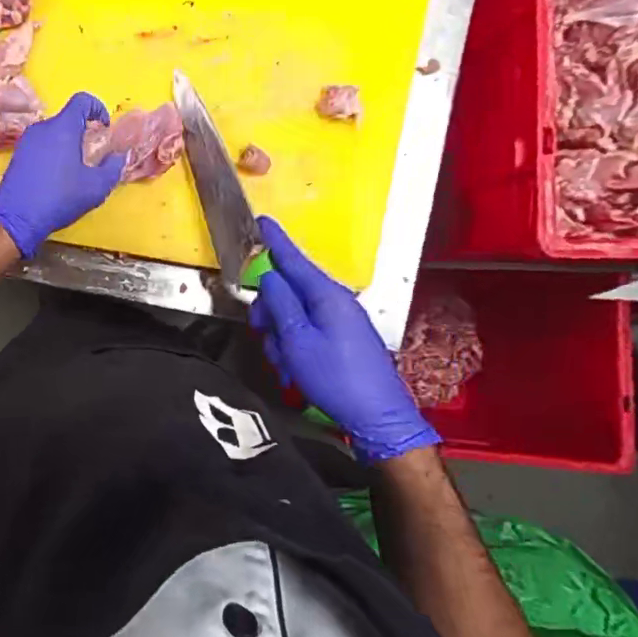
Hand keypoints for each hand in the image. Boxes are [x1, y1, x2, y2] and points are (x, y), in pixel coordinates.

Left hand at [0, 92, 126, 258]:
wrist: (16, 219)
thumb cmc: (59, 199)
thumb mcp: (96, 187)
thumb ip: (113, 168)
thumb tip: (119, 156)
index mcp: (62, 128)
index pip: (82, 100)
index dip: (98, 108)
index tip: (103, 127)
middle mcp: (41, 128)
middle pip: (67, 118)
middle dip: (82, 131)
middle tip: (91, 154)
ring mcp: (25, 142)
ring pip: (52, 133)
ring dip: (66, 144)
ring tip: (74, 169)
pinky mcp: (16, 156)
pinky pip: (40, 146)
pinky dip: (52, 154)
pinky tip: (55, 178)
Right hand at [247, 216, 440, 463]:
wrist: (376, 414)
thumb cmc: (334, 376)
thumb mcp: (296, 339)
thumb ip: (280, 304)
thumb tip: (269, 276)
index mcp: (326, 296)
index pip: (294, 260)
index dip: (275, 242)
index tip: (261, 222)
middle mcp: (335, 303)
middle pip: (288, 291)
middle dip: (269, 311)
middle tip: (261, 332)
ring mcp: (340, 322)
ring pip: (293, 316)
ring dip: (279, 338)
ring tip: (284, 364)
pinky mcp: (340, 340)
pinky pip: (306, 333)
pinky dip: (293, 349)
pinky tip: (294, 372)